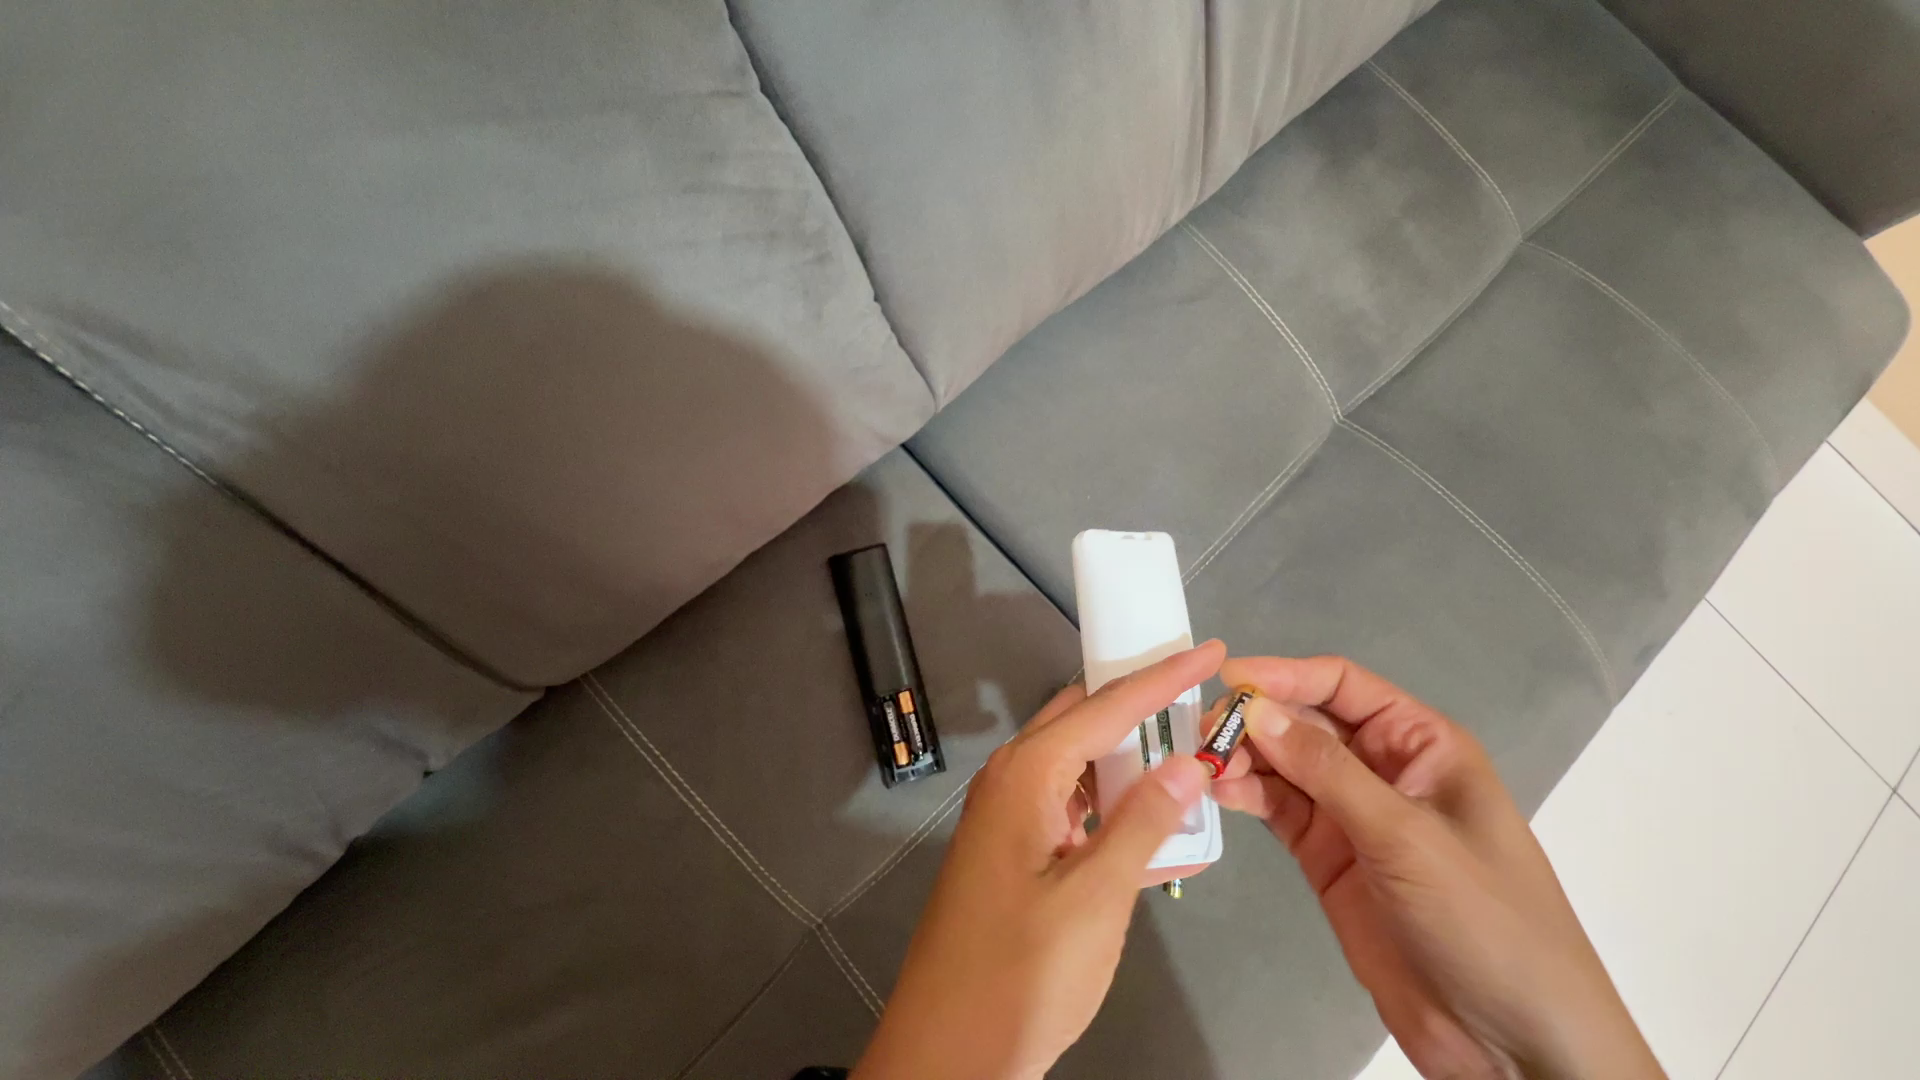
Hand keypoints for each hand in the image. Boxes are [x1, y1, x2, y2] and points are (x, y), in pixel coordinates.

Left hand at [852, 641, 1224, 1079]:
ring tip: (1192, 763)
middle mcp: (1012, 780)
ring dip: (1132, 764)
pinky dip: (1114, 811)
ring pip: (1080, 766)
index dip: (1163, 678)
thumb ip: (1145, 824)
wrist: (947, 1051)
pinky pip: (1072, 810)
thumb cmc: (1022, 971)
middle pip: (1086, 723)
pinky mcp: (1014, 851)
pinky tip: (1160, 832)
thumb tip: (1189, 763)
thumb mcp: (1096, 898)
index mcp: (1027, 774)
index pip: (1106, 706)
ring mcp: (1009, 816)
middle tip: (1203, 702)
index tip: (1211, 651)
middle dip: (1144, 709)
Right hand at [1210, 656, 1664, 1079]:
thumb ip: (1327, 770)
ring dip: (1244, 758)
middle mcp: (1382, 768)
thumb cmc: (1484, 921)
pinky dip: (1248, 796)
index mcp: (1420, 744)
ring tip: (1205, 765)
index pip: (1342, 686)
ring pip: (1284, 764)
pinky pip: (1279, 809)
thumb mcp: (1406, 837)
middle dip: (1255, 719)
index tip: (1228, 680)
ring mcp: (1352, 814)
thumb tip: (1256, 708)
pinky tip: (1220, 793)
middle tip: (1203, 731)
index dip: (1285, 675)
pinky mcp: (1327, 856)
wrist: (1514, 1044)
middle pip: (1305, 721)